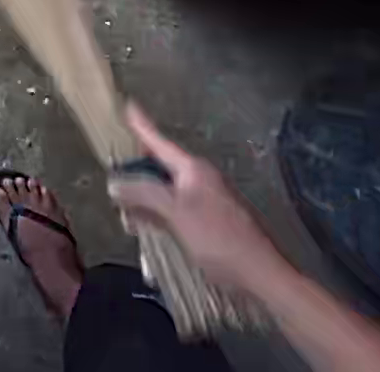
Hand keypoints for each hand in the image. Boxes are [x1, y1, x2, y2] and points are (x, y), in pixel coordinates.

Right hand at [106, 101, 293, 296]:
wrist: (265, 276)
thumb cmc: (218, 238)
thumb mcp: (175, 213)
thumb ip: (143, 195)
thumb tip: (114, 184)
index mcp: (191, 168)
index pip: (158, 140)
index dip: (141, 124)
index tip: (128, 104)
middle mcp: (200, 176)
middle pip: (160, 166)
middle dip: (136, 176)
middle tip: (117, 188)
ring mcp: (208, 197)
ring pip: (168, 189)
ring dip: (147, 199)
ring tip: (130, 216)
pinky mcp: (213, 217)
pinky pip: (178, 205)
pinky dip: (162, 211)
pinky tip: (153, 227)